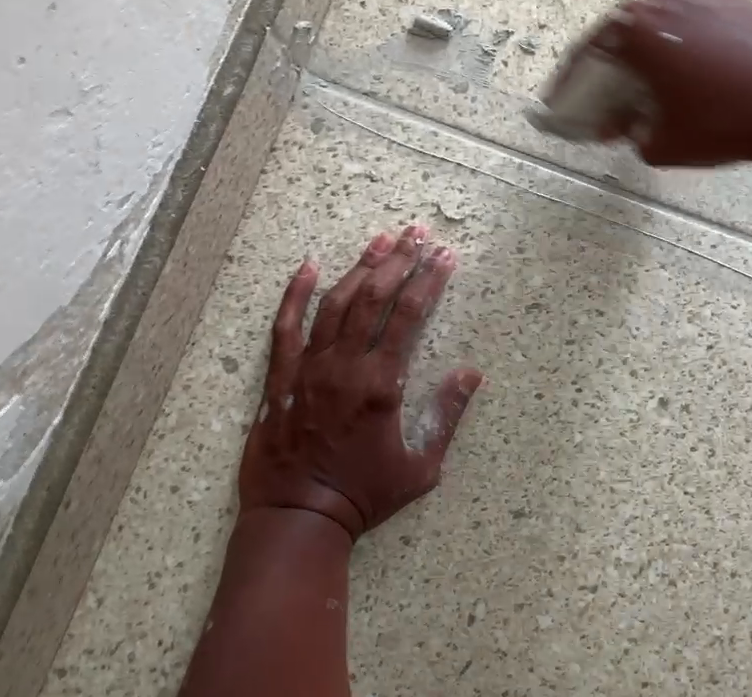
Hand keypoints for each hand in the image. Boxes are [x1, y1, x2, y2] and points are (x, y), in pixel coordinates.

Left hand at [237, 225, 483, 538]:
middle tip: (417, 233)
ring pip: (334, 303)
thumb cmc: (364, 497)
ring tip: (380, 240)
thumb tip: (472, 373)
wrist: (298, 518)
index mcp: (381, 385)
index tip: (445, 255)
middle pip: (373, 298)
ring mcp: (308, 368)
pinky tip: (308, 266)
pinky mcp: (280, 377)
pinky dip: (295, 294)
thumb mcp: (420, 467)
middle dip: (399, 261)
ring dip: (359, 268)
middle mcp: (345, 366)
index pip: (410, 316)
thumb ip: (447, 416)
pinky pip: (285, 327)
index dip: (430, 280)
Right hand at [574, 0, 751, 166]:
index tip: (560, 106)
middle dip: (612, 73)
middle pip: (623, 36)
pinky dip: (682, 51)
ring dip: (649, 60)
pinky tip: (689, 81)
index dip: (570, 85)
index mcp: (636, 25)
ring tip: (648, 96)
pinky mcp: (738, 4)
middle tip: (605, 105)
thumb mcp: (663, 143)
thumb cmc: (726, 122)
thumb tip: (624, 127)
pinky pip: (693, 28)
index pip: (586, 53)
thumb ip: (630, 133)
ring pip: (661, 29)